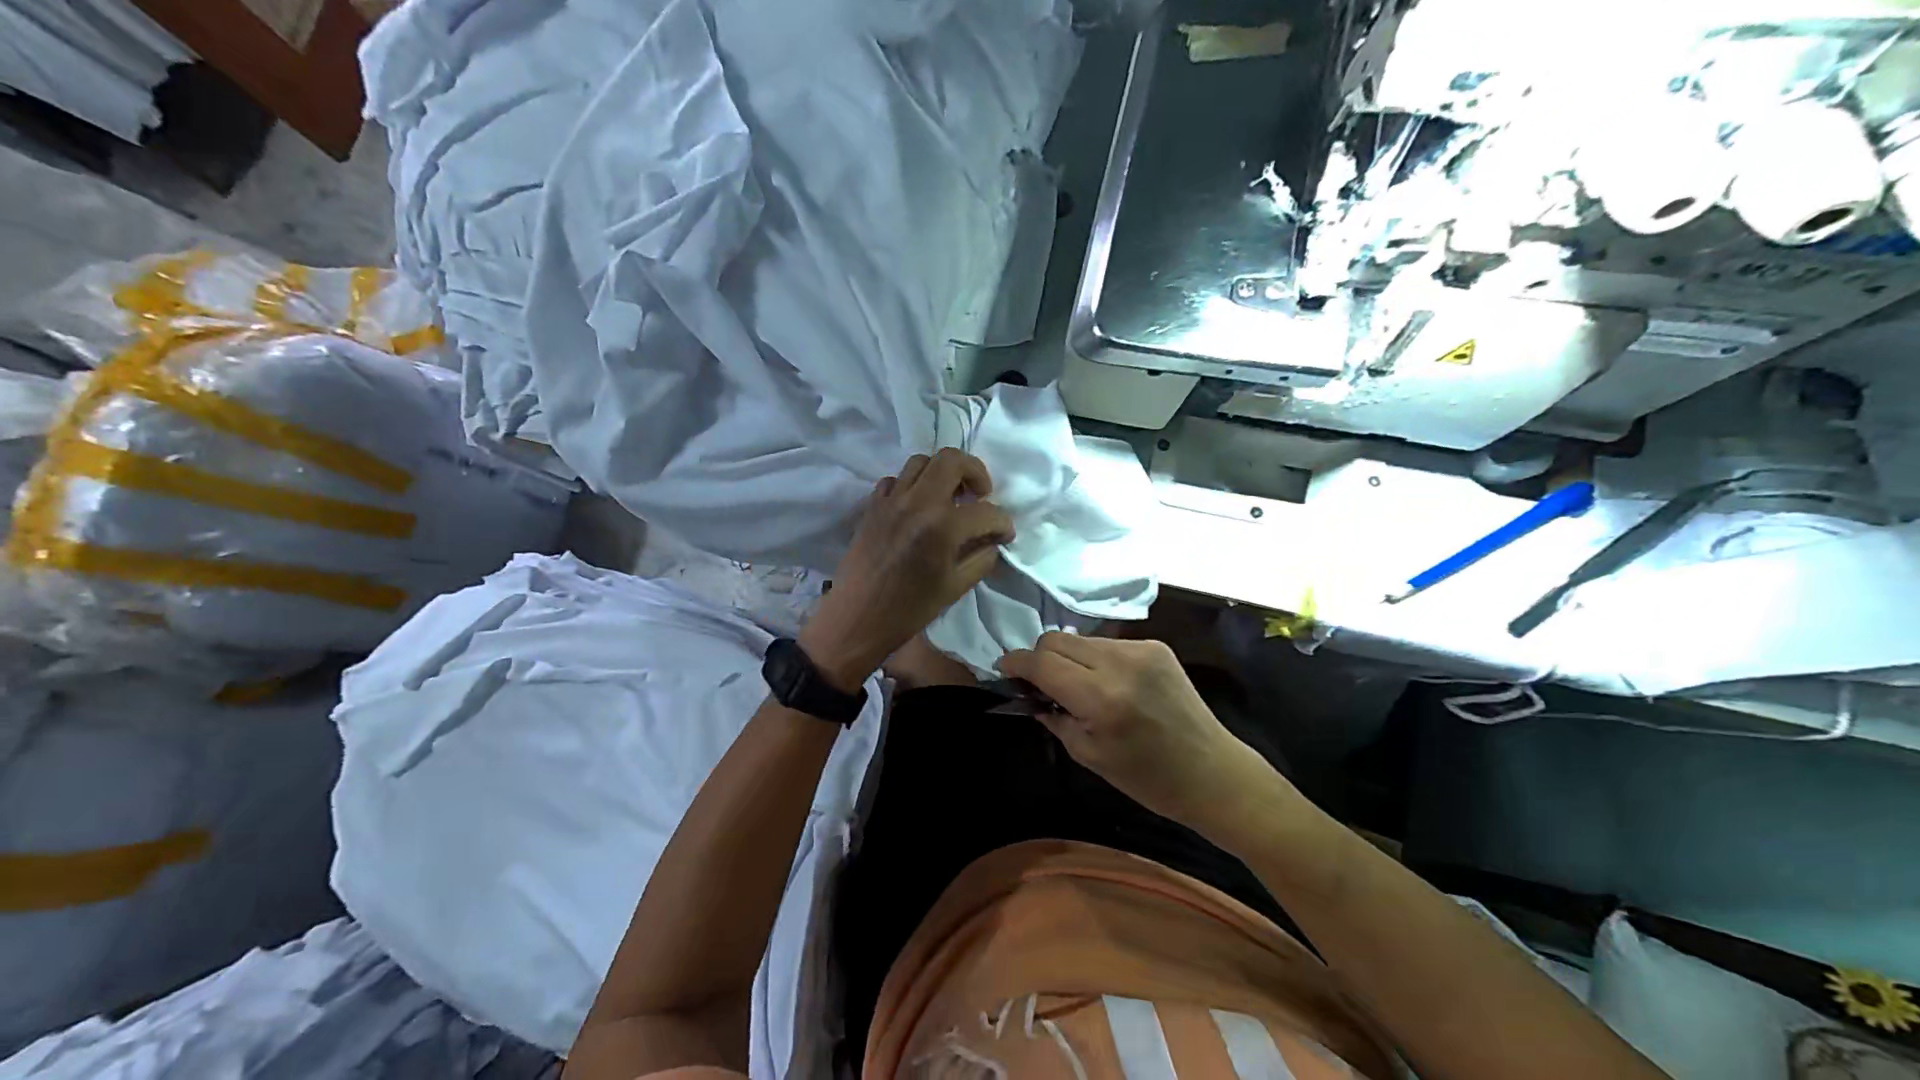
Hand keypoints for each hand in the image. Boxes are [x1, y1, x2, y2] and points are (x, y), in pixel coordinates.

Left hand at [797, 449, 1013, 690]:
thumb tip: (992, 540)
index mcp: (943, 526)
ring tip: (949, 497)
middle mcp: (918, 502)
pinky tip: (917, 507)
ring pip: (922, 461)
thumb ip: (981, 557)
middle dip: (975, 472)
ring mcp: (892, 500)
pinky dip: (911, 486)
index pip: (987, 511)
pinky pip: (895, 480)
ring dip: (942, 473)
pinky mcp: (873, 506)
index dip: (1003, 522)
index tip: (1005, 534)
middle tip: (980, 495)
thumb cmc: (910, 609)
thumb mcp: (956, 587)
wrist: (858, 618)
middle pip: (952, 460)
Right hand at [999, 633, 1278, 838]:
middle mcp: (1120, 663)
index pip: (1043, 662)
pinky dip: (1096, 658)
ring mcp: (1141, 650)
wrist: (1212, 772)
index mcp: (1101, 698)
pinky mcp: (1156, 646)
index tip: (1004, 669)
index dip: (1016, 663)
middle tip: (1039, 683)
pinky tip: (1107, 683)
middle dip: (1040, 658)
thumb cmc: (1147, 778)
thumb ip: (1054, 716)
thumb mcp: (1088, 755)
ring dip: (1068, 657)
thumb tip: (1030, 693)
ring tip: (1076, 685)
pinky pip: (1108, 643)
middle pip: (1057, 639)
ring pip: (1081, 638)